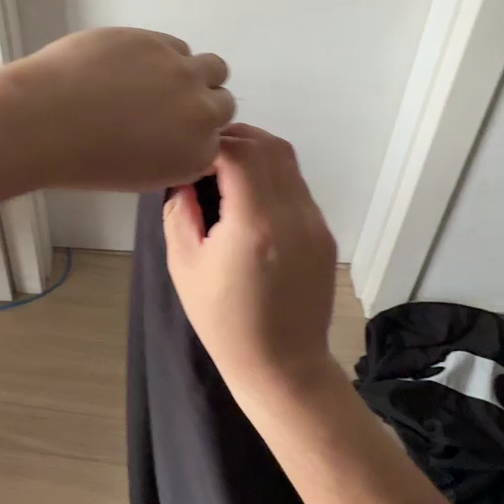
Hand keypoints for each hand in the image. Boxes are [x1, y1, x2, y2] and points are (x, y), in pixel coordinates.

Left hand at [0, 27, 232, 190]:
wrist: (42, 120)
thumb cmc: (79, 158)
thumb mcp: (136, 175)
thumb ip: (168, 156)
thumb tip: (173, 135)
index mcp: (193, 155)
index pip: (216, 139)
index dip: (194, 131)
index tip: (172, 128)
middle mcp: (201, 114)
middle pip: (222, 101)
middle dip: (200, 102)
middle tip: (165, 102)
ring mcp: (181, 73)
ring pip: (211, 66)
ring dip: (191, 72)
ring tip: (152, 78)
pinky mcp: (155, 41)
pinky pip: (175, 44)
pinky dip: (161, 53)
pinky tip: (128, 63)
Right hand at [164, 124, 338, 387]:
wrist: (282, 366)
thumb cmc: (223, 321)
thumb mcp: (184, 265)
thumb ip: (180, 212)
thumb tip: (183, 177)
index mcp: (255, 225)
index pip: (239, 152)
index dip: (209, 143)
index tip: (186, 156)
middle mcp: (293, 216)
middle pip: (269, 146)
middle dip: (233, 138)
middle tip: (202, 153)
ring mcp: (314, 223)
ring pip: (287, 160)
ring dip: (253, 152)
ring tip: (221, 168)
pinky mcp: (322, 234)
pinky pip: (296, 185)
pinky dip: (269, 175)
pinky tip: (245, 196)